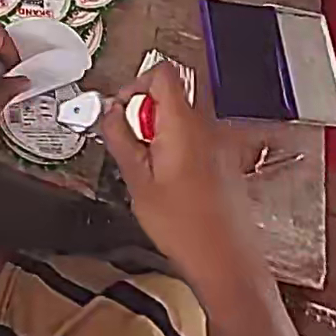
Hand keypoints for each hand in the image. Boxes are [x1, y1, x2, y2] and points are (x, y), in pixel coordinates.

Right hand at [97, 61, 260, 282]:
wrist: (226, 262)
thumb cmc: (184, 227)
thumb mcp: (137, 181)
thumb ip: (120, 137)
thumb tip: (110, 111)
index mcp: (183, 123)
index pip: (163, 72)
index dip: (137, 84)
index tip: (123, 111)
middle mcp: (205, 125)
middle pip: (170, 93)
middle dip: (144, 112)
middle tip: (134, 143)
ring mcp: (217, 141)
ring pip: (179, 116)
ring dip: (158, 130)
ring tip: (150, 165)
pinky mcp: (222, 158)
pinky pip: (193, 135)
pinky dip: (175, 145)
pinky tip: (169, 180)